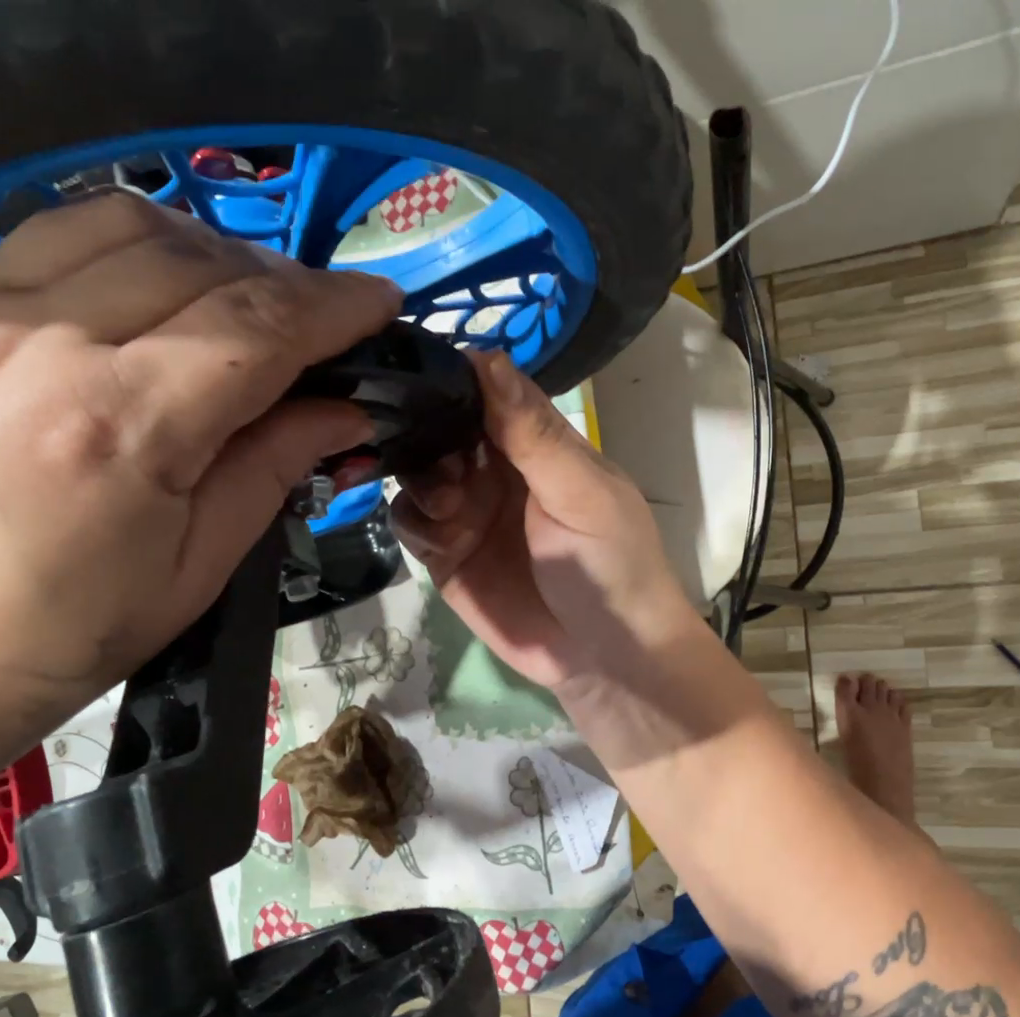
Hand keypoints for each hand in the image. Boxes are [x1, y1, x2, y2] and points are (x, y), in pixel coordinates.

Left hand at [0, 192, 398, 752]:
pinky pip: (53, 237)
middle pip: (201, 264)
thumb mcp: (200, 568)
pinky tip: (160, 287)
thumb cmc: (63, 640)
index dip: (335, 306)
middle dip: (287, 280)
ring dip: (214, 251)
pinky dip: (132, 245)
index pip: (256, 327)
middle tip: (326, 320)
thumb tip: (350, 408)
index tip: (383, 302)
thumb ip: (277, 464)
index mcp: (119, 427)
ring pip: (127, 226)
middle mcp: (43, 347)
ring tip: (249, 298)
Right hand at [392, 352, 704, 688]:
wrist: (605, 659)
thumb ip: (534, 432)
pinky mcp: (445, 555)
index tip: (420, 372)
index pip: (487, 390)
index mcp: (539, 444)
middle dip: (427, 430)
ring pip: (417, 470)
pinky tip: (440, 535)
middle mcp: (497, 470)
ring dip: (420, 476)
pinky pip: (409, 522)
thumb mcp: (582, 493)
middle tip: (439, 456)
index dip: (454, 378)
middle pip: (441, 426)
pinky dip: (412, 520)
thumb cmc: (610, 565)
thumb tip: (487, 354)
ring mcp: (468, 511)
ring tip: (450, 504)